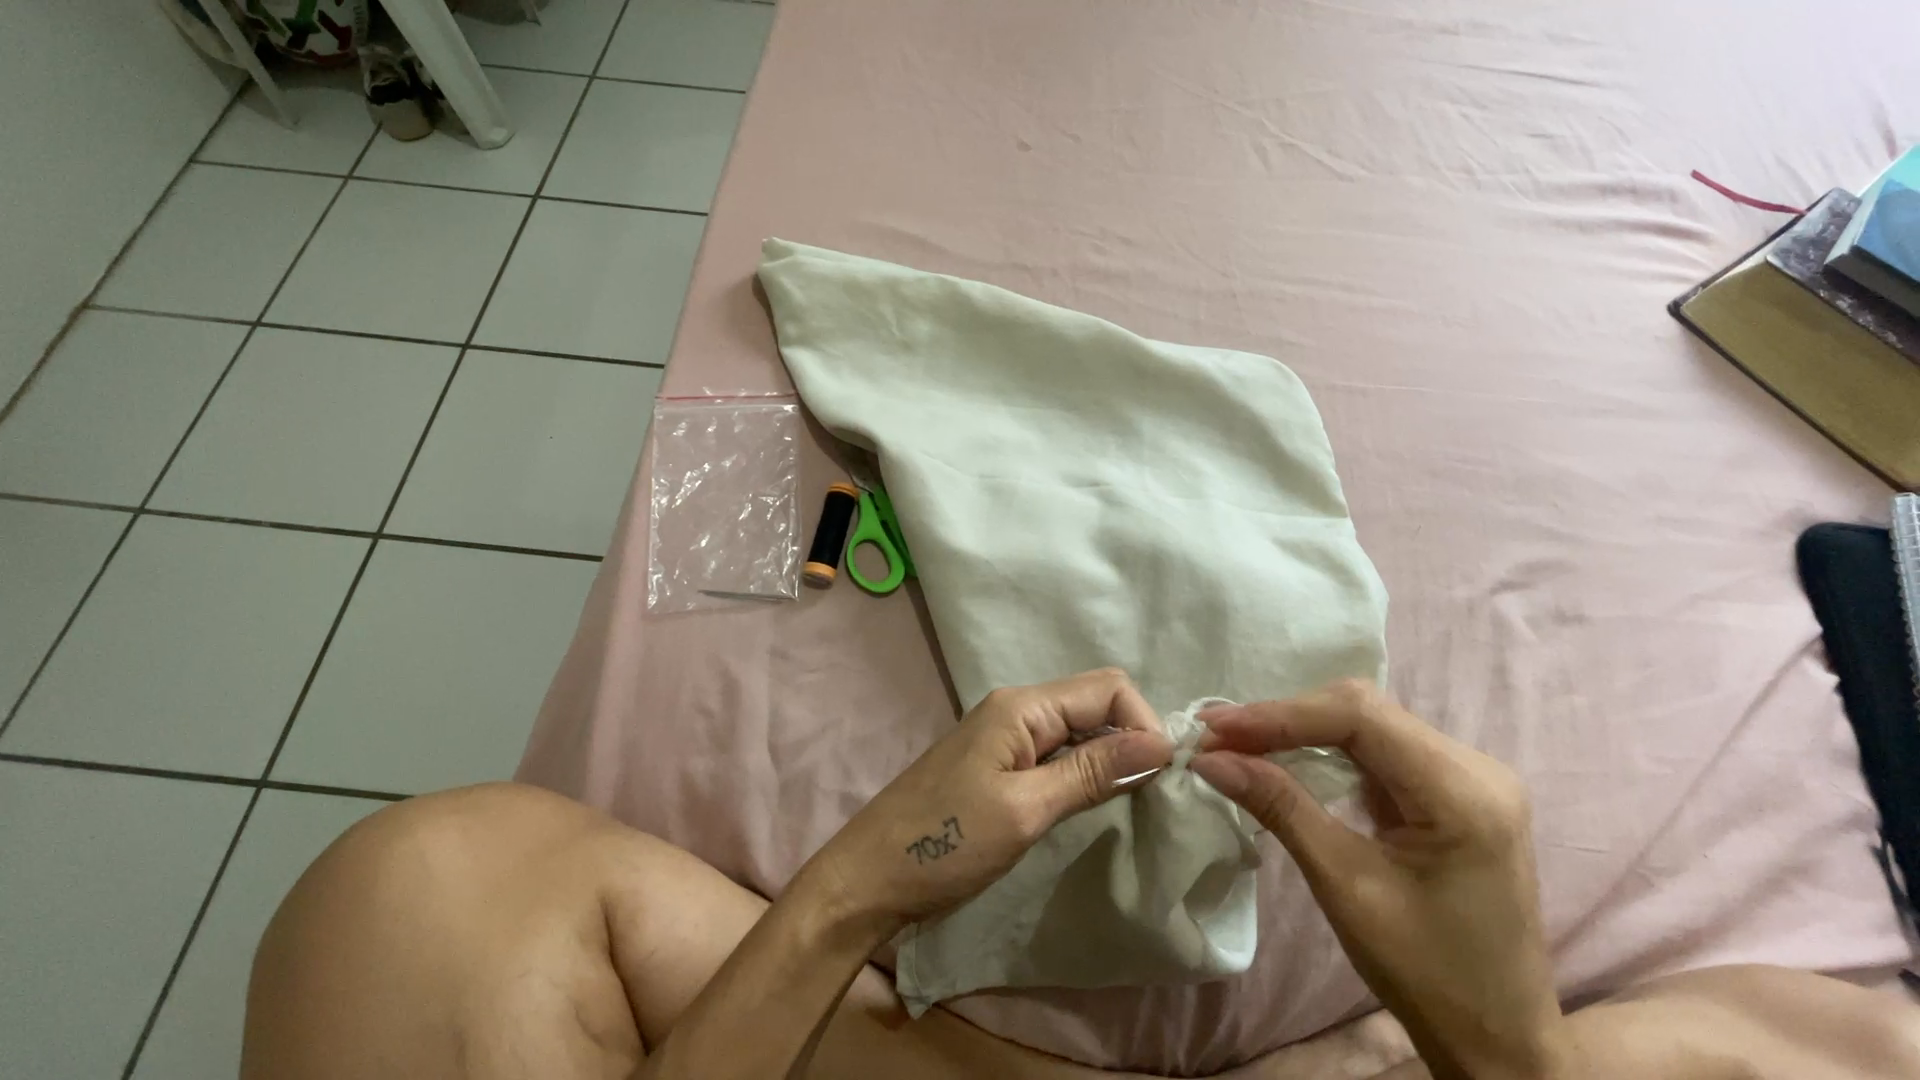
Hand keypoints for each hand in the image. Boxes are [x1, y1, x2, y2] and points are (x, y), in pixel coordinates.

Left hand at [798, 668, 1175, 935]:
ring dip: (1113, 758)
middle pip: (1096, 704)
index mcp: (1021, 706)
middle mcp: (1017, 709)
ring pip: (1081, 730)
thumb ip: (1091, 772)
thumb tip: (1162, 742)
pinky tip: (1096, 803)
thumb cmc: (945, 844)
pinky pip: (1060, 754)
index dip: (1145, 724)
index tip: (1165, 778)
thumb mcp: (1024, 810)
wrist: (871, 878)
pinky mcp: (1002, 765)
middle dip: (1133, 739)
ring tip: (1134, 802)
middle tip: (1156, 794)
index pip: (1107, 689)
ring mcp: (1007, 737)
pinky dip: (1086, 772)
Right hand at [1190, 680, 1567, 1079]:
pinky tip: (1286, 759)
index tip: (1214, 727)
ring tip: (1239, 743)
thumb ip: (1280, 807)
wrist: (1497, 1037)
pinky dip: (1326, 748)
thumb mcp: (1344, 885)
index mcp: (1464, 791)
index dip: (1279, 714)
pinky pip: (1380, 748)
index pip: (1359, 716)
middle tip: (1218, 737)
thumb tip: (1209, 758)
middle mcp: (1476, 767)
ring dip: (1300, 728)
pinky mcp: (1454, 791)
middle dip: (1284, 717)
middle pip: (1364, 710)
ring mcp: (1470, 776)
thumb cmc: (1425, 971)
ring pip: (1369, 722)